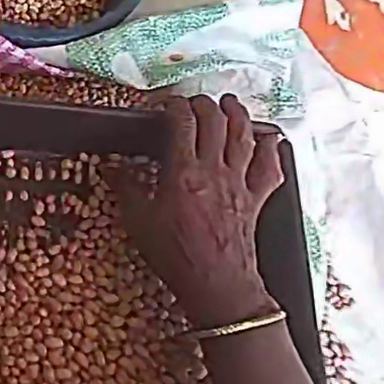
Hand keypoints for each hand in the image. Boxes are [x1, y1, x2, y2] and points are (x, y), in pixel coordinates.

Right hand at [118, 94, 284, 327]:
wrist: (216, 282)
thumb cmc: (175, 254)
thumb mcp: (139, 221)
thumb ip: (126, 189)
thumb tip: (111, 167)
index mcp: (184, 173)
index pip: (183, 125)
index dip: (176, 108)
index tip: (168, 104)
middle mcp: (215, 171)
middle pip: (216, 123)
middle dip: (206, 105)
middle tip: (196, 101)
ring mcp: (239, 183)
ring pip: (244, 137)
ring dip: (238, 115)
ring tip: (231, 103)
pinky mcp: (256, 199)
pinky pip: (270, 169)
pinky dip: (272, 150)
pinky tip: (271, 139)